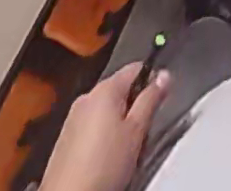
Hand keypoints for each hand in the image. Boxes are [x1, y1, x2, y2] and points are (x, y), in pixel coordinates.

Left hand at [39, 62, 168, 190]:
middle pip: (121, 90)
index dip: (152, 79)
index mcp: (105, 89)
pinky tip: (106, 157)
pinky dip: (103, 134)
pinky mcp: (66, 136)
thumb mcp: (136, 131)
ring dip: (120, 122)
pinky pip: (92, 124)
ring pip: (107, 109)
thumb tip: (164, 75)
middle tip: (143, 133)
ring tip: (125, 149)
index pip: (135, 68)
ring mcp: (73, 116)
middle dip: (135, 107)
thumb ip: (151, 99)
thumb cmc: (106, 163)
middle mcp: (87, 96)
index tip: (160, 99)